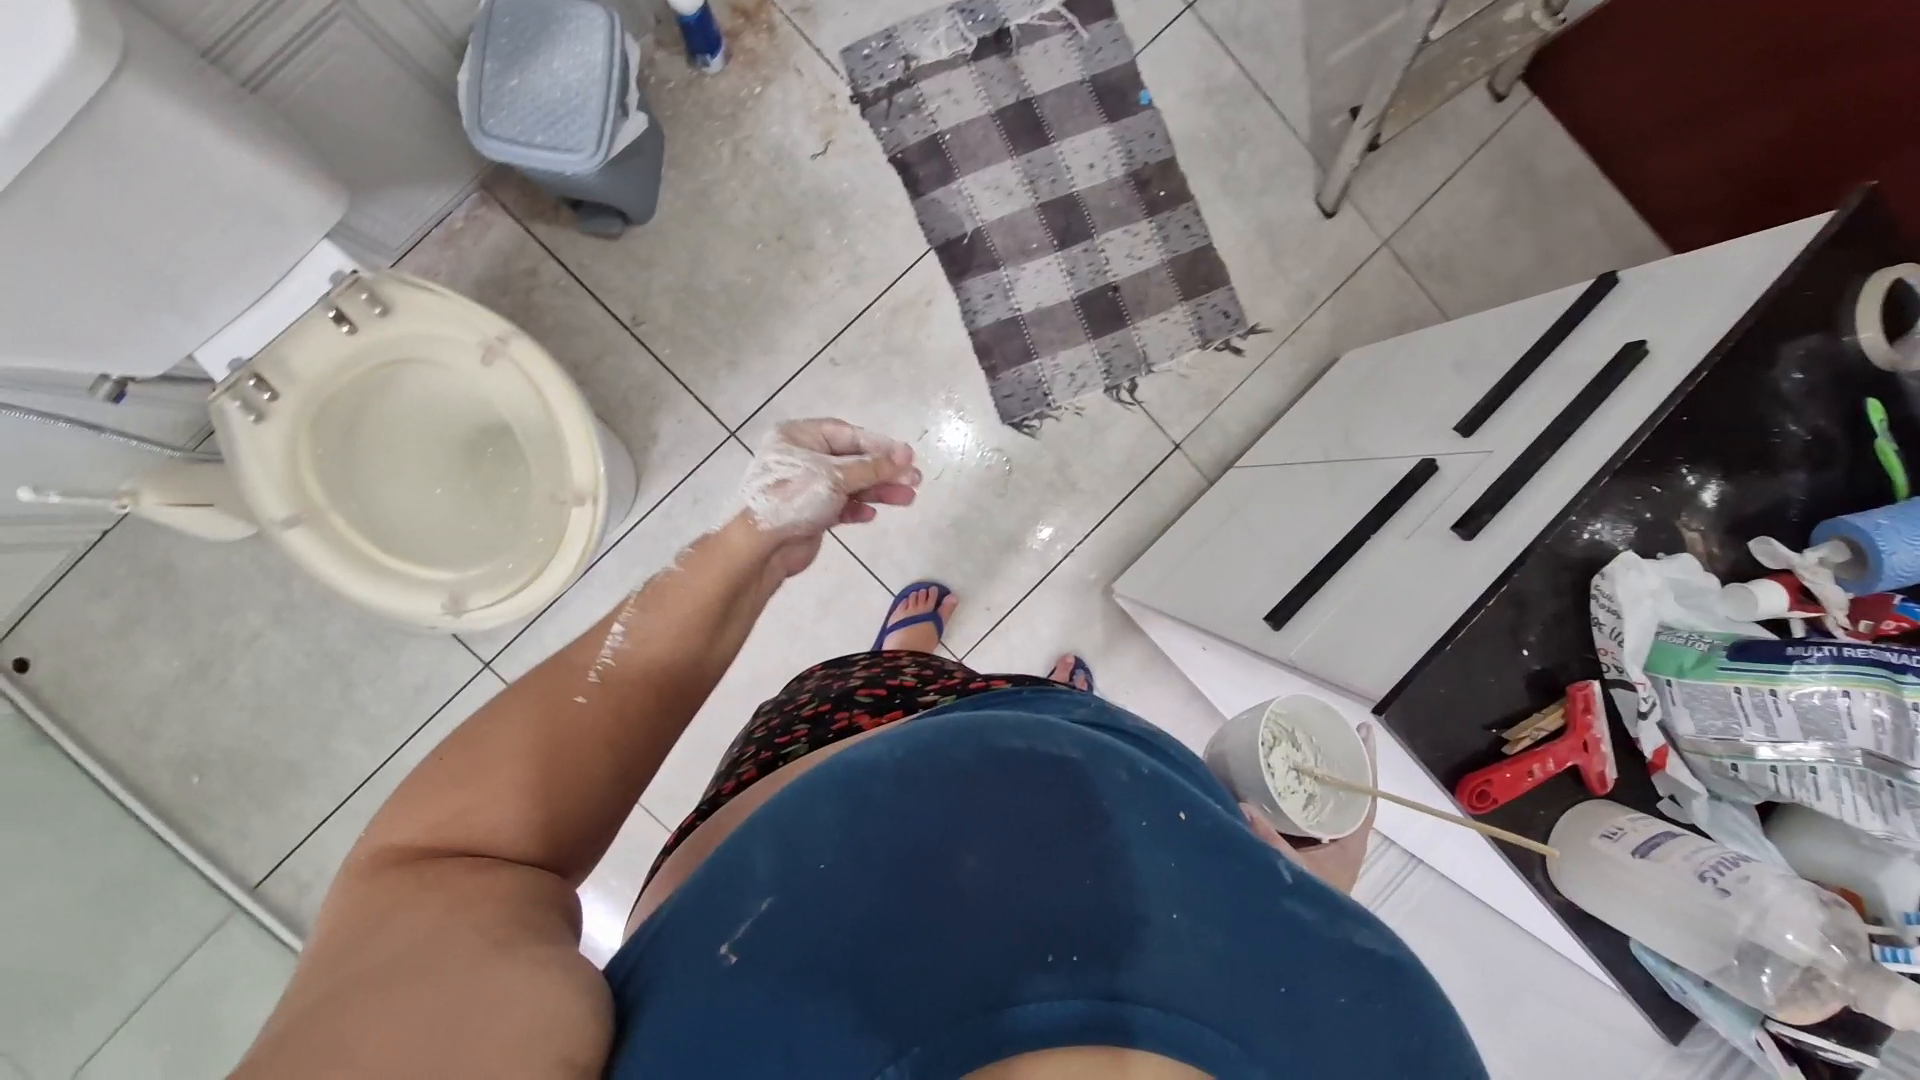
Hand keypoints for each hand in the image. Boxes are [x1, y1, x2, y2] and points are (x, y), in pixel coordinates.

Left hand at [738, 419, 919, 576]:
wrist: (764, 547)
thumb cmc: (795, 499)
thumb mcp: (836, 477)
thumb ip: (873, 466)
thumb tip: (907, 454)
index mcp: (799, 437)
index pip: (848, 435)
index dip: (880, 445)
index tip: (908, 456)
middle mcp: (802, 457)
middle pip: (852, 460)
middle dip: (884, 471)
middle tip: (915, 480)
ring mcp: (806, 486)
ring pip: (850, 484)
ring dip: (878, 491)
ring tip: (907, 498)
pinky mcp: (811, 512)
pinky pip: (840, 505)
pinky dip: (857, 508)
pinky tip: (871, 515)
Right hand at [1242, 723, 1377, 894]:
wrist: (1309, 953)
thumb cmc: (1312, 908)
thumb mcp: (1290, 872)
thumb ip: (1267, 840)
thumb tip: (1242, 805)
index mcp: (1349, 843)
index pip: (1365, 796)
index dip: (1365, 764)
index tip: (1363, 732)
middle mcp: (1341, 842)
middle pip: (1345, 795)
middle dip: (1335, 764)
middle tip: (1318, 733)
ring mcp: (1323, 849)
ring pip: (1323, 806)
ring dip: (1312, 781)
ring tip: (1294, 751)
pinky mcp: (1305, 855)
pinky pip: (1302, 819)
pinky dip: (1292, 800)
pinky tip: (1271, 787)